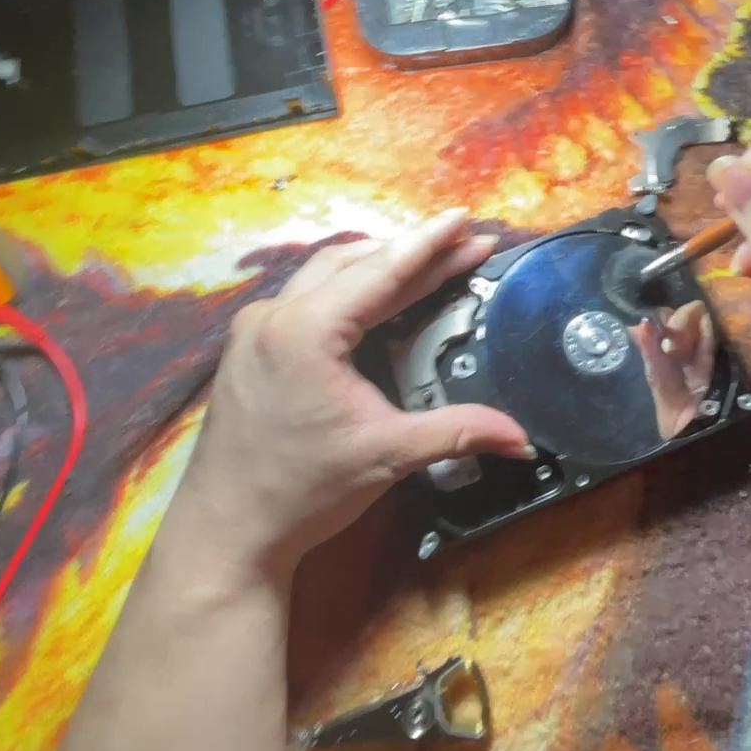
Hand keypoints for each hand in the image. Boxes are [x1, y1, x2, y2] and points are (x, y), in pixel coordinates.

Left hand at [178, 210, 532, 576]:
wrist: (227, 533)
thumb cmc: (303, 491)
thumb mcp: (388, 455)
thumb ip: (459, 433)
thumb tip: (524, 441)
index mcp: (307, 331)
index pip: (382, 271)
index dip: (431, 243)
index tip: (466, 217)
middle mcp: (275, 316)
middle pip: (355, 261)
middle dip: (413, 250)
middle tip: (464, 243)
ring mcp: (256, 328)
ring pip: (326, 272)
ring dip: (379, 262)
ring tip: (427, 260)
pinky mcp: (249, 345)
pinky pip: (307, 294)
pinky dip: (349, 285)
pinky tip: (374, 294)